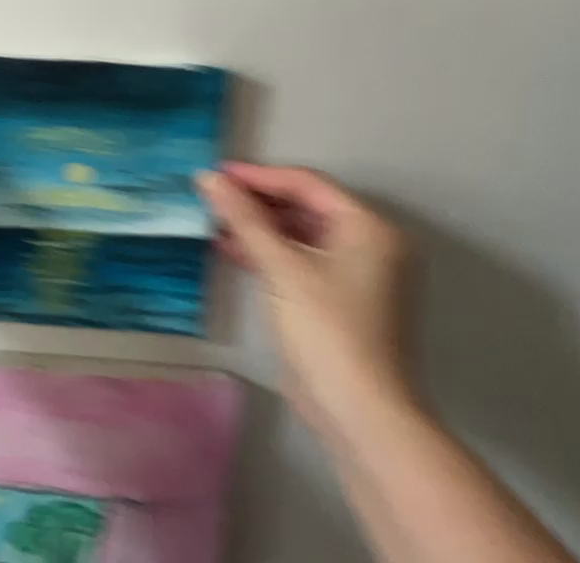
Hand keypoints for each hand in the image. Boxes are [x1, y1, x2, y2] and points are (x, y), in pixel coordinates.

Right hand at [197, 163, 414, 441]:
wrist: (359, 406)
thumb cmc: (326, 327)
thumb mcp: (281, 266)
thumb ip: (244, 217)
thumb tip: (208, 177)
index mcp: (369, 229)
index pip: (307, 185)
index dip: (258, 176)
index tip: (214, 174)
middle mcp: (370, 245)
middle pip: (305, 206)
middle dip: (256, 200)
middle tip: (210, 196)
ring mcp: (357, 273)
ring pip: (299, 232)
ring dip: (257, 225)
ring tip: (212, 220)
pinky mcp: (339, 298)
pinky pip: (299, 257)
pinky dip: (267, 250)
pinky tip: (230, 248)